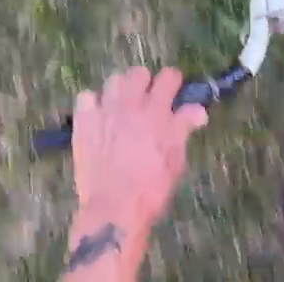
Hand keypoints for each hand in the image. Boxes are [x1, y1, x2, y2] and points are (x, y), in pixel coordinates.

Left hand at [70, 67, 208, 232]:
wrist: (114, 210)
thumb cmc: (152, 188)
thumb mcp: (176, 159)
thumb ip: (184, 128)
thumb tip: (199, 110)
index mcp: (157, 111)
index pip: (168, 77)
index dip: (173, 81)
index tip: (173, 90)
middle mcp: (131, 104)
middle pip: (139, 73)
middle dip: (145, 82)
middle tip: (146, 100)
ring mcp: (105, 111)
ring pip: (114, 80)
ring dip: (120, 90)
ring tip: (121, 107)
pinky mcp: (84, 122)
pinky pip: (86, 97)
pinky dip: (92, 104)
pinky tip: (97, 117)